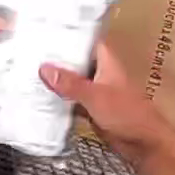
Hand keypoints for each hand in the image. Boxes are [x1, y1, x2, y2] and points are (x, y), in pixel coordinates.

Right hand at [40, 42, 174, 170]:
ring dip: (59, 80)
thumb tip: (45, 69)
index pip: (88, 41)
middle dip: (59, 58)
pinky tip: (43, 98)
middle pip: (78, 61)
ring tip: (31, 72)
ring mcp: (97, 92)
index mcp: (107, 62)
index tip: (49, 30)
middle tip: (32, 52)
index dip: (71, 35)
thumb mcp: (95, 96)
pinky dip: (61, 100)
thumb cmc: (128, 114)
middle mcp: (101, 74)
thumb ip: (70, 83)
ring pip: (74, 81)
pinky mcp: (93, 109)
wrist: (143, 143)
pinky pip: (73, 101)